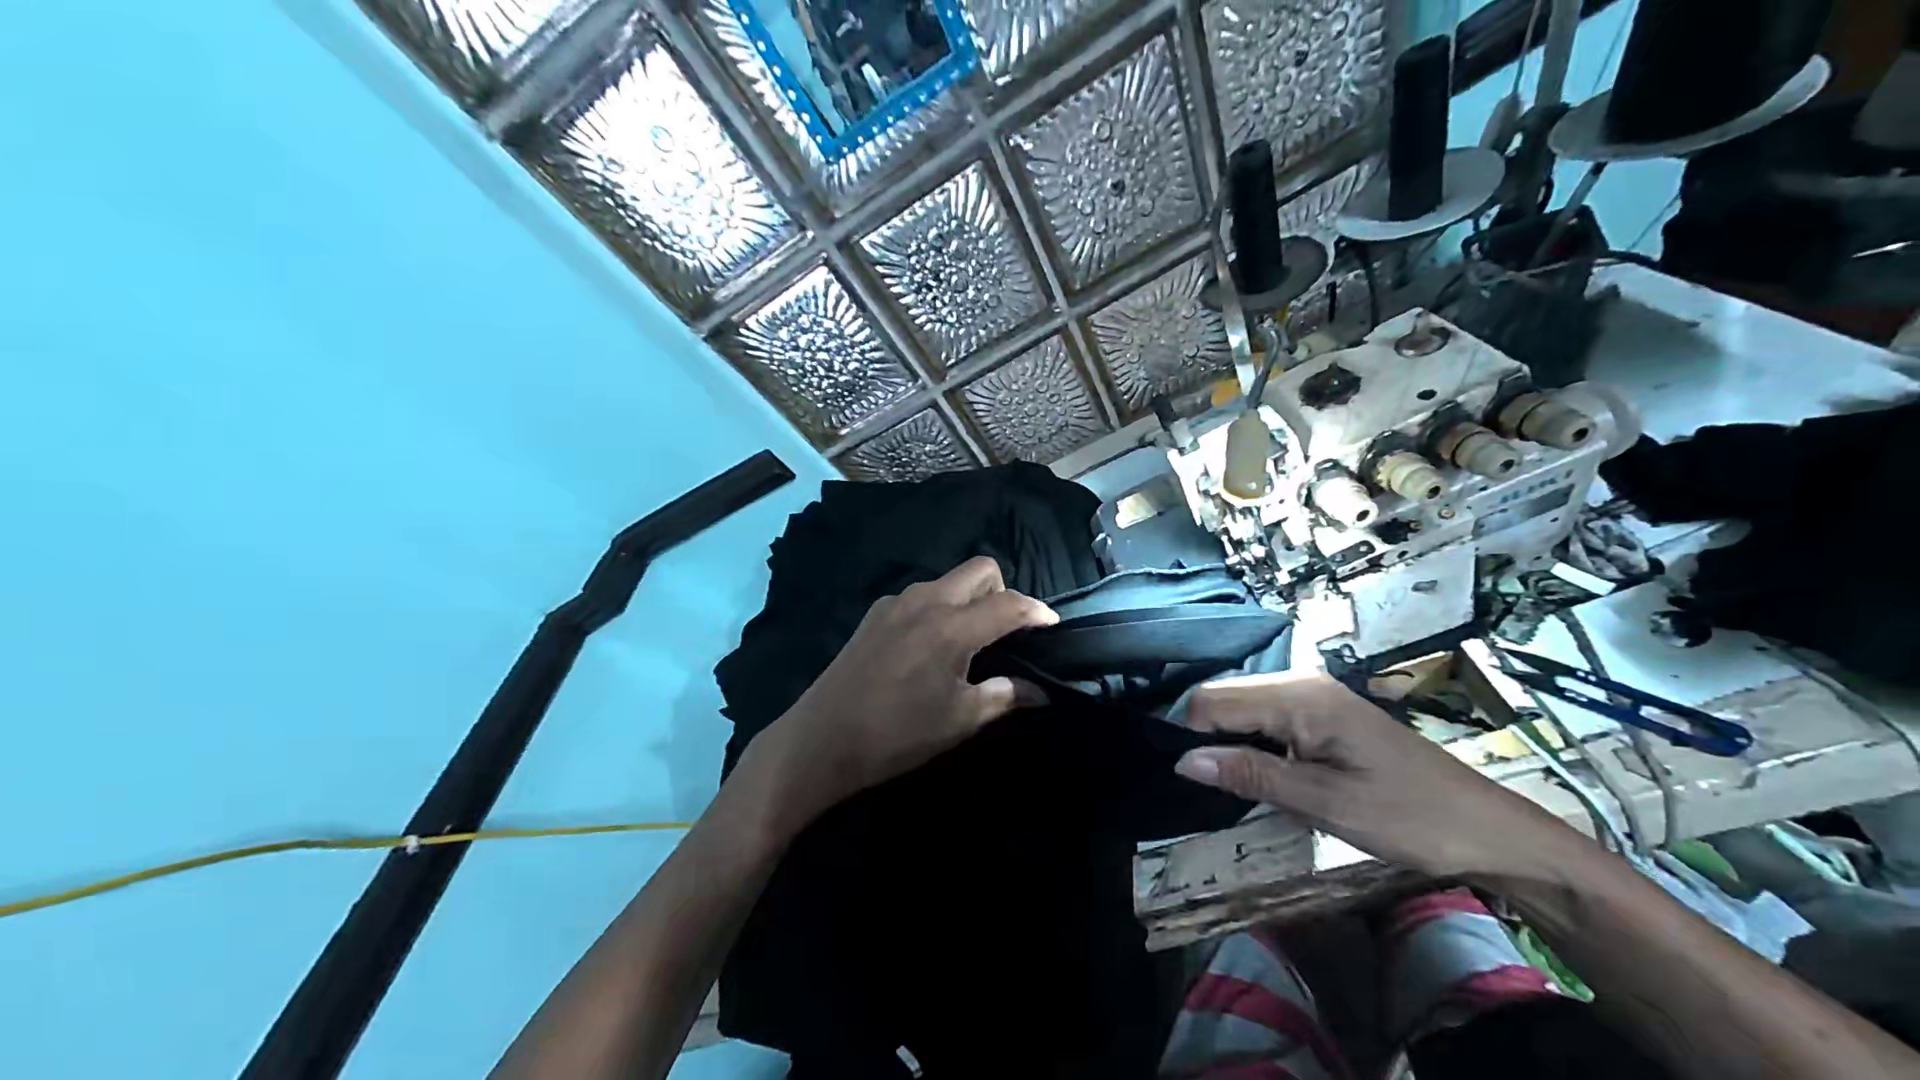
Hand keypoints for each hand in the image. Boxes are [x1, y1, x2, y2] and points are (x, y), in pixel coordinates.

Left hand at [748, 557, 1057, 824]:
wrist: (821, 740)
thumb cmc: (897, 735)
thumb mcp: (959, 720)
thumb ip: (1004, 697)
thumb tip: (1039, 693)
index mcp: (951, 626)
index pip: (1009, 604)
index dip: (1037, 612)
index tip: (1053, 626)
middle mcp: (926, 601)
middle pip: (980, 570)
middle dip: (1004, 592)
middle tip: (1007, 632)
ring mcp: (895, 603)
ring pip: (948, 580)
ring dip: (970, 598)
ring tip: (971, 640)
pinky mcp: (874, 614)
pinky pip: (921, 596)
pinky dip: (940, 608)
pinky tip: (931, 645)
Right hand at [1173, 672, 1579, 878]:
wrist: (1488, 829)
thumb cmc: (1409, 817)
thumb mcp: (1324, 802)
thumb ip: (1250, 774)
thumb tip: (1182, 761)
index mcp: (1299, 696)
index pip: (1213, 700)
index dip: (1192, 737)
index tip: (1194, 780)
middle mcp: (1301, 682)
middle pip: (1224, 696)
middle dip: (1207, 737)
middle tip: (1216, 787)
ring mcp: (1314, 693)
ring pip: (1242, 705)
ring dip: (1229, 740)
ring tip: (1235, 783)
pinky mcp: (1323, 710)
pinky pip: (1265, 714)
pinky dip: (1253, 740)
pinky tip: (1261, 770)